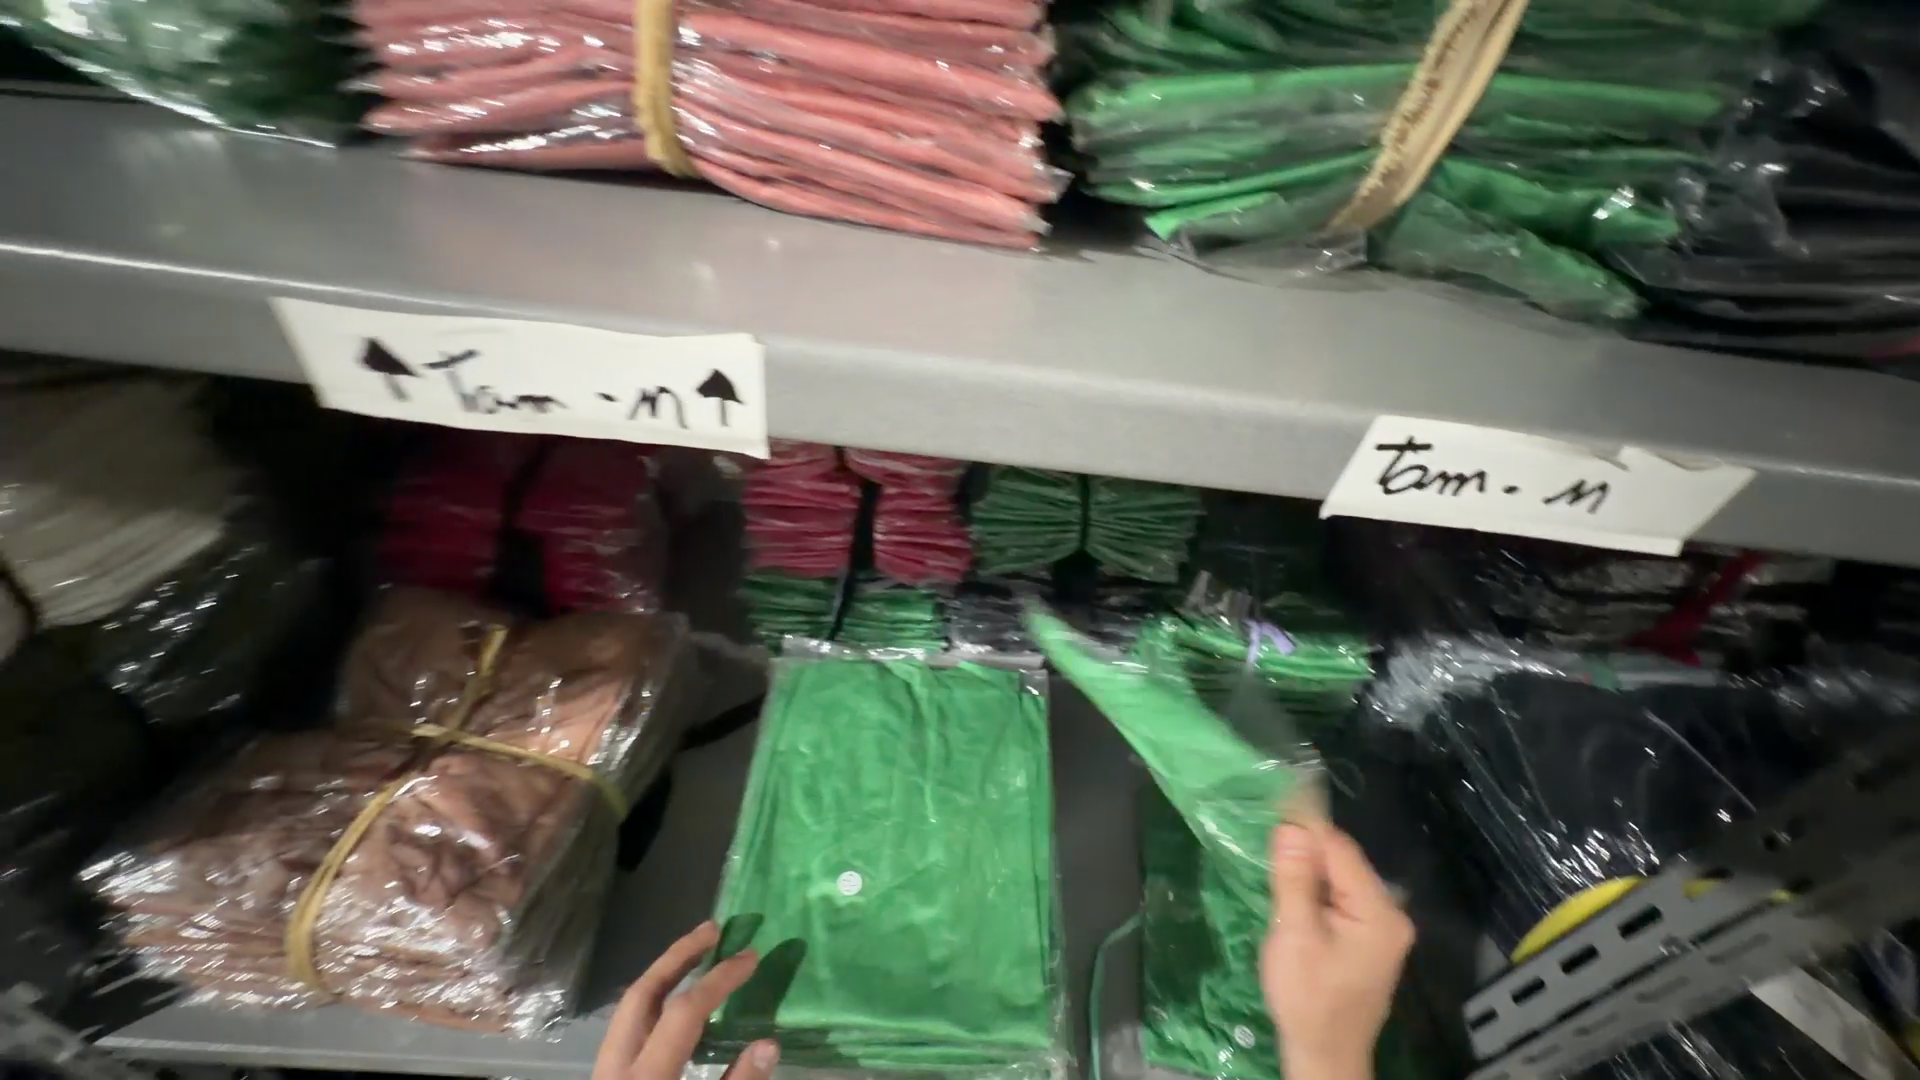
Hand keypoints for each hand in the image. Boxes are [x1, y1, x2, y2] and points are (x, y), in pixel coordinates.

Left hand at [593, 921, 779, 1079]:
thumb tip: (769, 1044)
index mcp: (645, 1078)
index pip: (683, 1011)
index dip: (720, 980)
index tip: (751, 957)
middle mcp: (616, 1069)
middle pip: (642, 994)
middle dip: (679, 956)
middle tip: (714, 929)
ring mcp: (604, 1073)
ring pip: (630, 1007)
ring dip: (666, 974)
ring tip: (700, 952)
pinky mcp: (607, 1078)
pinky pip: (629, 1026)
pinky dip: (656, 1001)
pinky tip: (681, 1002)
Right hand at [1261, 818, 1414, 1079]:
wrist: (1324, 1054)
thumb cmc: (1308, 996)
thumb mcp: (1294, 933)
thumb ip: (1294, 878)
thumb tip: (1290, 826)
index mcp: (1378, 911)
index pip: (1340, 849)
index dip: (1305, 826)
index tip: (1270, 807)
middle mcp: (1389, 913)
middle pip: (1341, 860)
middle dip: (1304, 848)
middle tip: (1265, 844)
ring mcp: (1380, 926)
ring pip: (1337, 876)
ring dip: (1306, 868)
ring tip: (1273, 865)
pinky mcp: (1366, 936)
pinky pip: (1338, 895)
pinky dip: (1313, 888)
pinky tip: (1291, 893)